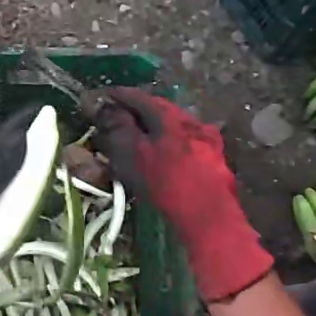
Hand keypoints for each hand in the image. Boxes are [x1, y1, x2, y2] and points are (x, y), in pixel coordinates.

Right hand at [93, 88, 271, 302]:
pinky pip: (184, 145)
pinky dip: (167, 146)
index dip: (116, 97)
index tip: (100, 100)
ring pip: (172, 128)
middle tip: (116, 121)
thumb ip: (116, 126)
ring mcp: (207, 140)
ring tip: (137, 142)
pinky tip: (161, 160)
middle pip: (158, 111)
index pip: (137, 97)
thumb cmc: (166, 183)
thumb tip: (102, 105)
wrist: (210, 218)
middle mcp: (192, 120)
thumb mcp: (132, 154)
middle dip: (135, 114)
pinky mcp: (215, 160)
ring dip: (153, 131)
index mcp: (170, 115)